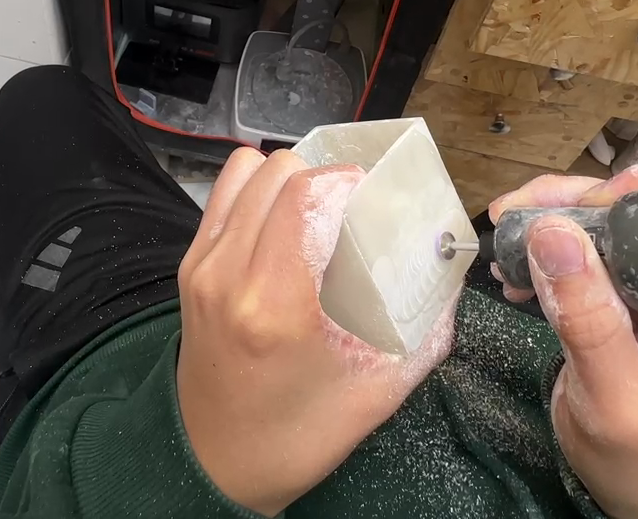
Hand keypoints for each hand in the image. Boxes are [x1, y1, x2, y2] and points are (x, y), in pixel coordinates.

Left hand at [176, 147, 455, 514]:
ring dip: (285, 178)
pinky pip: (224, 191)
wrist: (214, 466)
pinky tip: (278, 218)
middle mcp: (229, 271)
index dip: (344, 179)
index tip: (367, 195)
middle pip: (279, 172)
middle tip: (344, 209)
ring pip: (248, 171)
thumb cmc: (298, 435)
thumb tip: (449, 265)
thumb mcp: (377, 390)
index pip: (306, 193)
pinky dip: (256, 189)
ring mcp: (202, 263)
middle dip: (319, 177)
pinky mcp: (188, 263)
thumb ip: (424, 326)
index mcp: (276, 302)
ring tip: (310, 210)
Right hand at [490, 167, 637, 518]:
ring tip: (509, 226)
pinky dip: (558, 239)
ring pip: (624, 218)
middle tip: (522, 212)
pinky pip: (604, 243)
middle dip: (585, 201)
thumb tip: (552, 232)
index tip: (586, 204)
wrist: (634, 491)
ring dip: (562, 214)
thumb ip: (589, 324)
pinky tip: (520, 257)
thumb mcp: (613, 404)